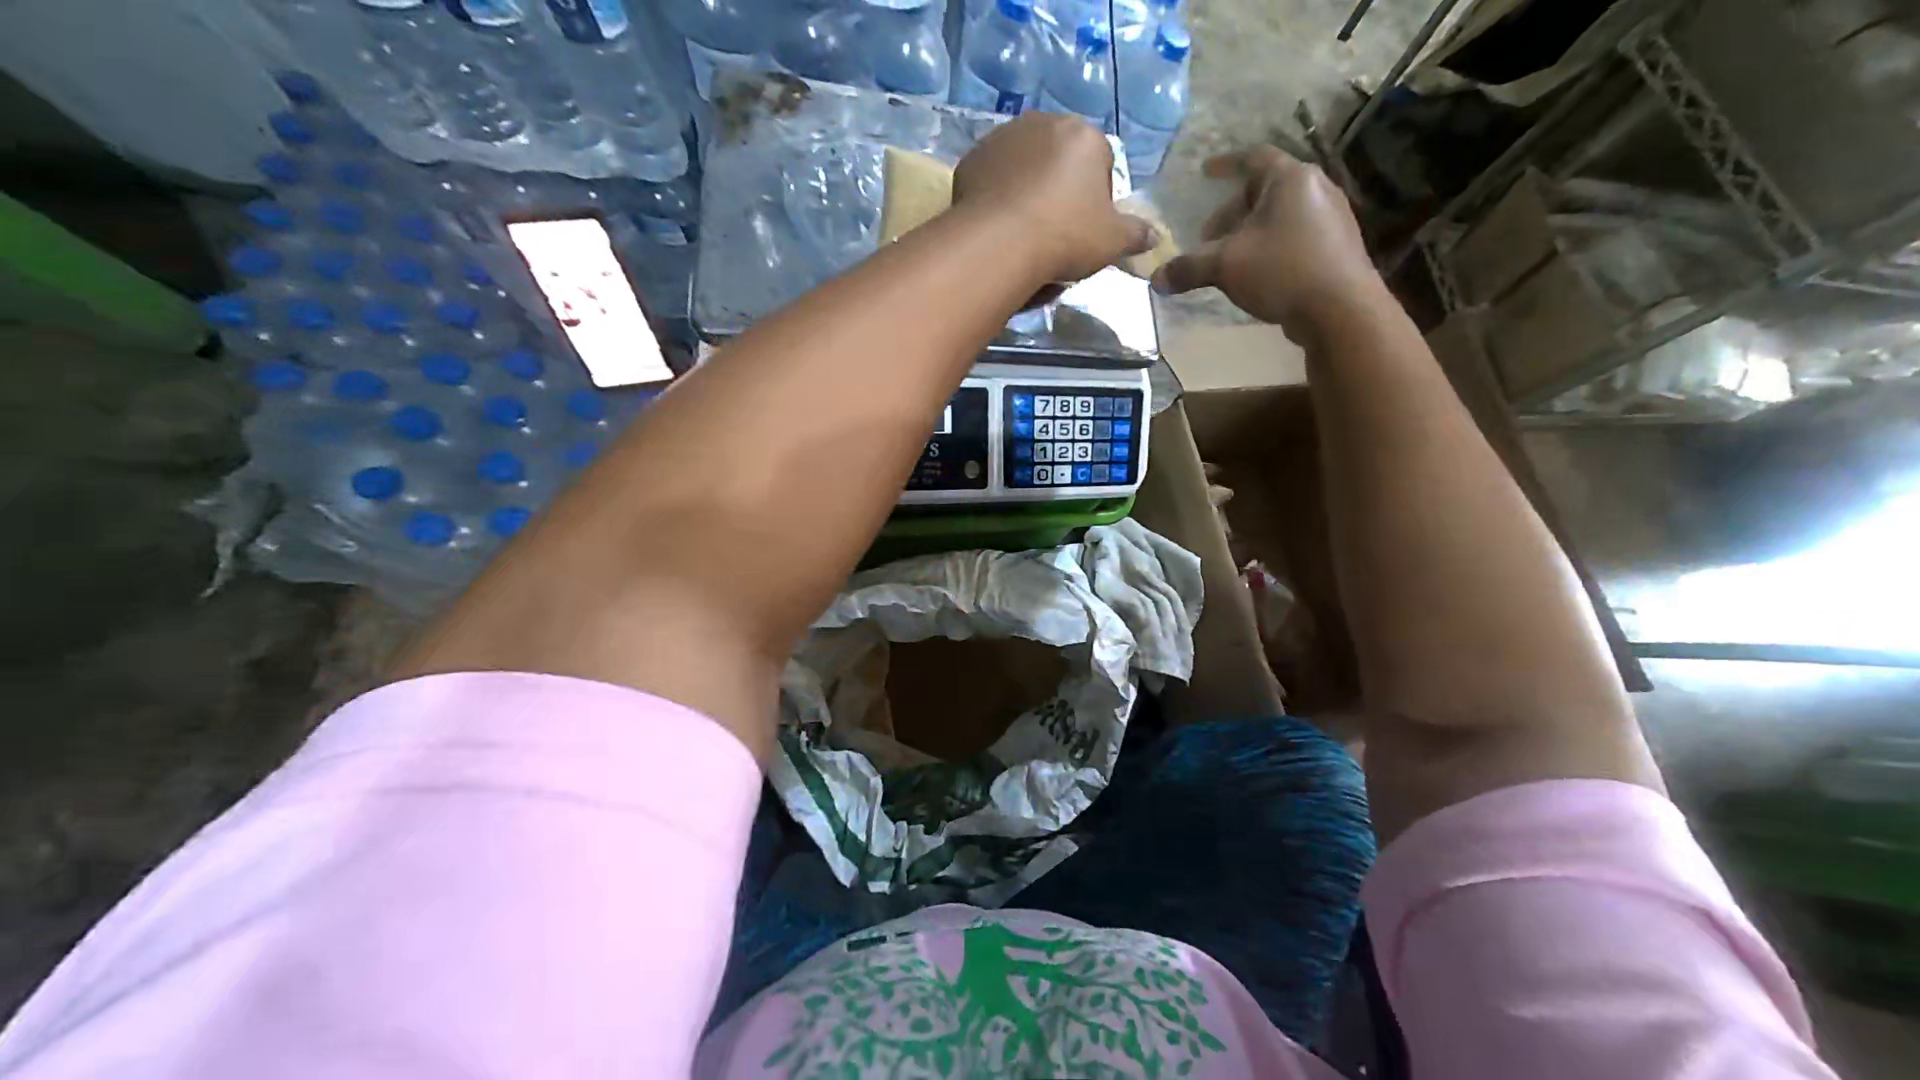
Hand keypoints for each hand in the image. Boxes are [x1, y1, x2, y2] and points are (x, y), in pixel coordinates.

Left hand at [952, 113, 1153, 283]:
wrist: (1000, 243)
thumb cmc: (1066, 236)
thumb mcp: (1112, 241)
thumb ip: (1136, 234)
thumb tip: (1154, 235)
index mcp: (1085, 135)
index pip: (1100, 162)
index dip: (1095, 199)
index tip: (1084, 229)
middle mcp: (1043, 122)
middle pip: (1059, 158)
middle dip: (1058, 187)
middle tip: (1053, 230)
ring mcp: (1002, 137)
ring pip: (1023, 164)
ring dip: (1025, 188)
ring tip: (1022, 229)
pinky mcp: (971, 159)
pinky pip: (992, 178)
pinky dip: (996, 195)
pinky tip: (997, 225)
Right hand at [1153, 147, 1386, 335]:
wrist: (1341, 309)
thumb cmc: (1282, 271)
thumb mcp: (1225, 266)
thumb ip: (1188, 267)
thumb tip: (1156, 279)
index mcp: (1290, 179)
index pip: (1253, 157)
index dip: (1225, 164)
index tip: (1205, 172)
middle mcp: (1315, 188)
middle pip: (1264, 191)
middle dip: (1231, 212)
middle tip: (1208, 236)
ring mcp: (1331, 217)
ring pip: (1279, 215)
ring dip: (1249, 232)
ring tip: (1229, 258)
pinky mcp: (1336, 246)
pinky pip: (1294, 235)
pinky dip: (1270, 246)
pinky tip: (1257, 273)